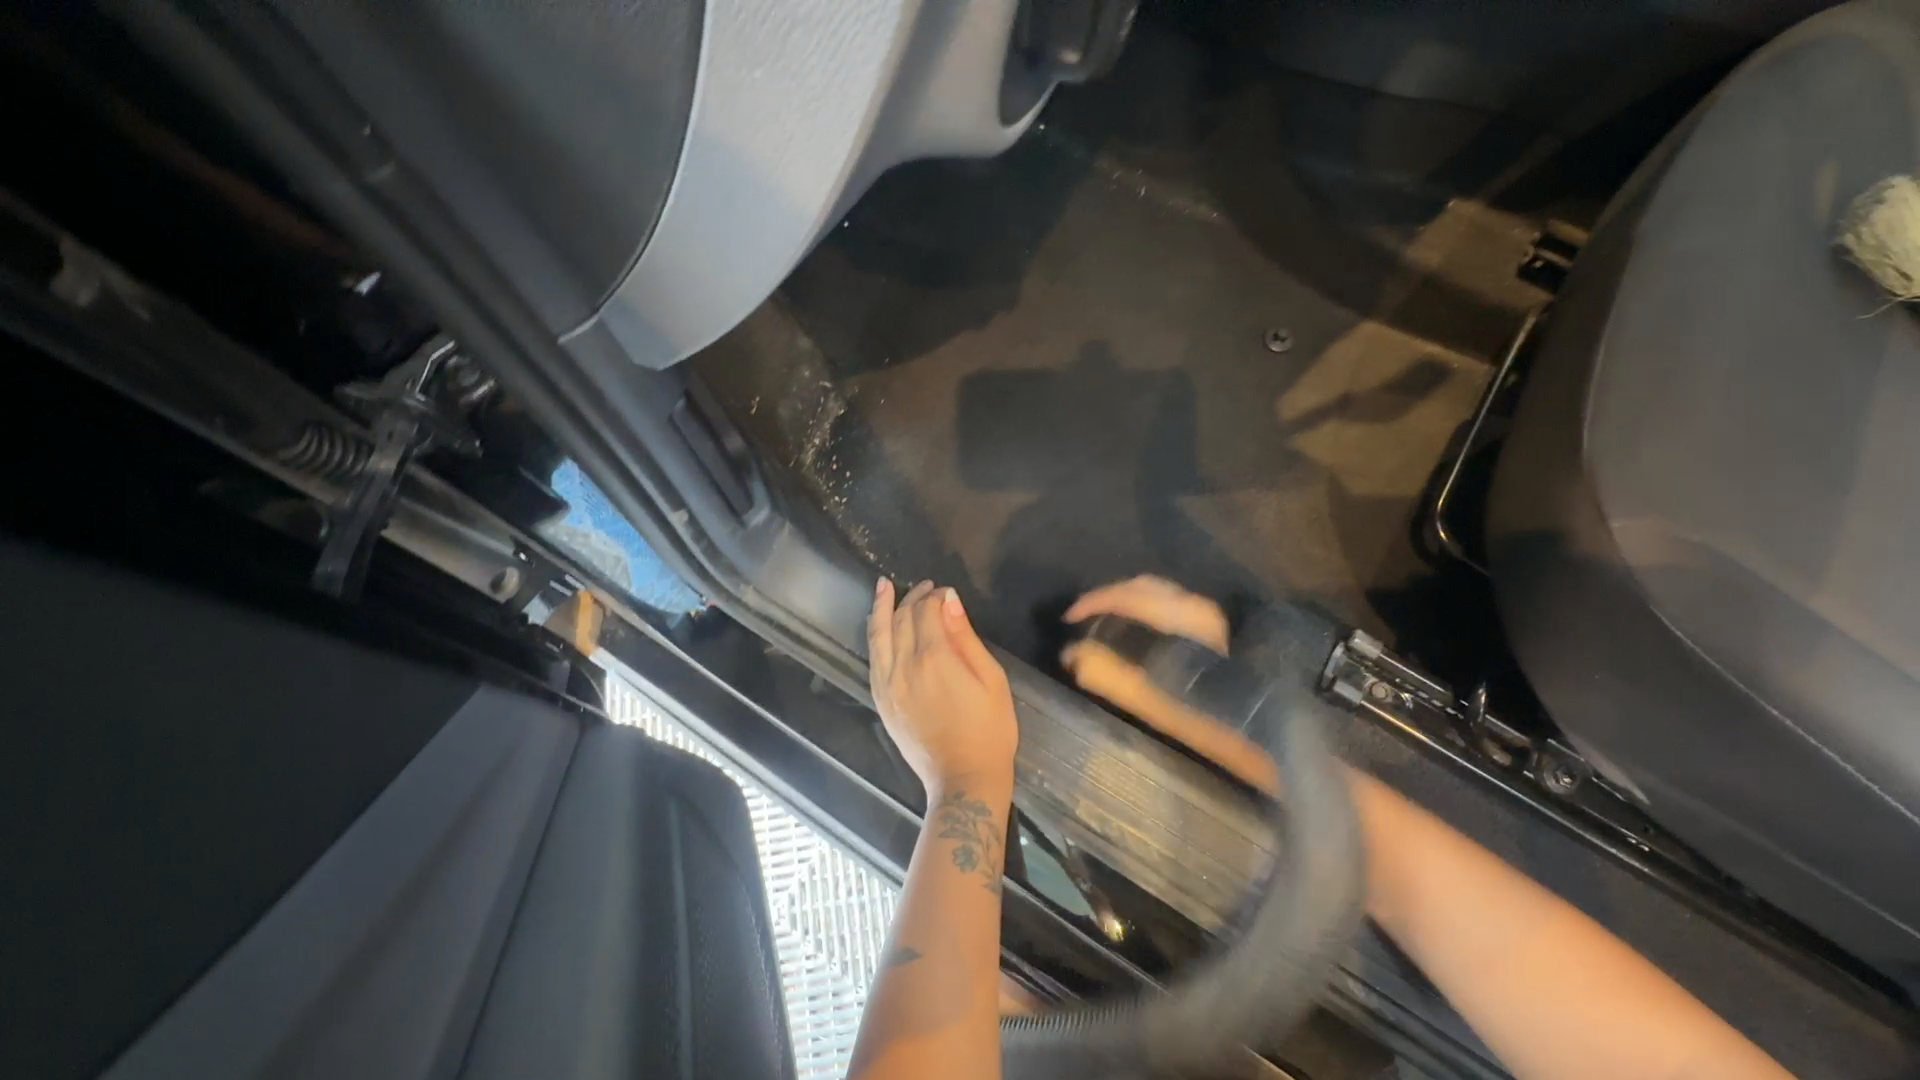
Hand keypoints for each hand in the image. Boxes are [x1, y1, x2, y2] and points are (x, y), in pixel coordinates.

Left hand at [869, 579, 1019, 794]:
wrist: (963, 778)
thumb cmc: (989, 729)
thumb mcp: (991, 679)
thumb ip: (966, 637)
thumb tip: (949, 599)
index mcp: (935, 658)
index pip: (927, 612)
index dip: (935, 596)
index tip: (945, 590)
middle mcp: (904, 666)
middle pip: (902, 619)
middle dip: (913, 597)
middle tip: (925, 587)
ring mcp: (888, 684)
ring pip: (879, 635)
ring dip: (882, 607)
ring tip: (884, 586)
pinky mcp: (881, 700)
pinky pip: (872, 659)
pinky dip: (874, 635)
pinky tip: (877, 624)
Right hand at [1060, 574, 1230, 719]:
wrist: (1266, 732)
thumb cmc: (1213, 721)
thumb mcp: (1157, 706)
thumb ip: (1111, 678)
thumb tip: (1073, 655)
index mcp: (1183, 620)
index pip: (1128, 595)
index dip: (1093, 603)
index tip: (1068, 618)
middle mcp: (1196, 606)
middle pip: (1142, 587)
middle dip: (1107, 597)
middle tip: (1080, 617)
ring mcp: (1208, 614)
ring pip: (1156, 592)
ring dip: (1125, 601)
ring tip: (1101, 622)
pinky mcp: (1214, 626)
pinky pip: (1168, 603)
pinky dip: (1143, 608)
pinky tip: (1132, 628)